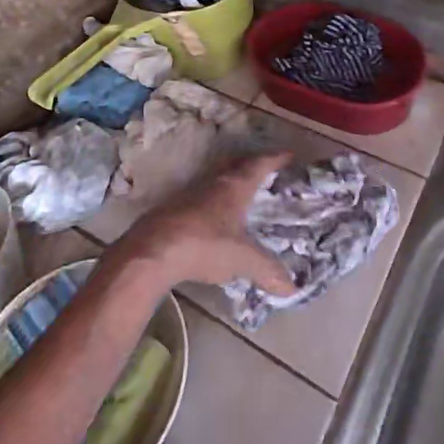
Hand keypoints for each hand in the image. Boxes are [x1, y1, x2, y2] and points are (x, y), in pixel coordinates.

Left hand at [112, 152, 298, 296]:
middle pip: (235, 164)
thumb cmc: (205, 245)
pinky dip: (214, 199)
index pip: (259, 164)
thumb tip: (291, 288)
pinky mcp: (174, 209)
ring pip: (216, 178)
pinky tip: (215, 216)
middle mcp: (212, 183)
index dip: (275, 159)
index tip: (289, 155)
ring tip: (243, 192)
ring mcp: (190, 194)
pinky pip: (201, 195)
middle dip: (252, 164)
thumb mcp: (243, 259)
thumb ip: (268, 271)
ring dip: (230, 180)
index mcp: (234, 187)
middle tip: (266, 170)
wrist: (152, 252)